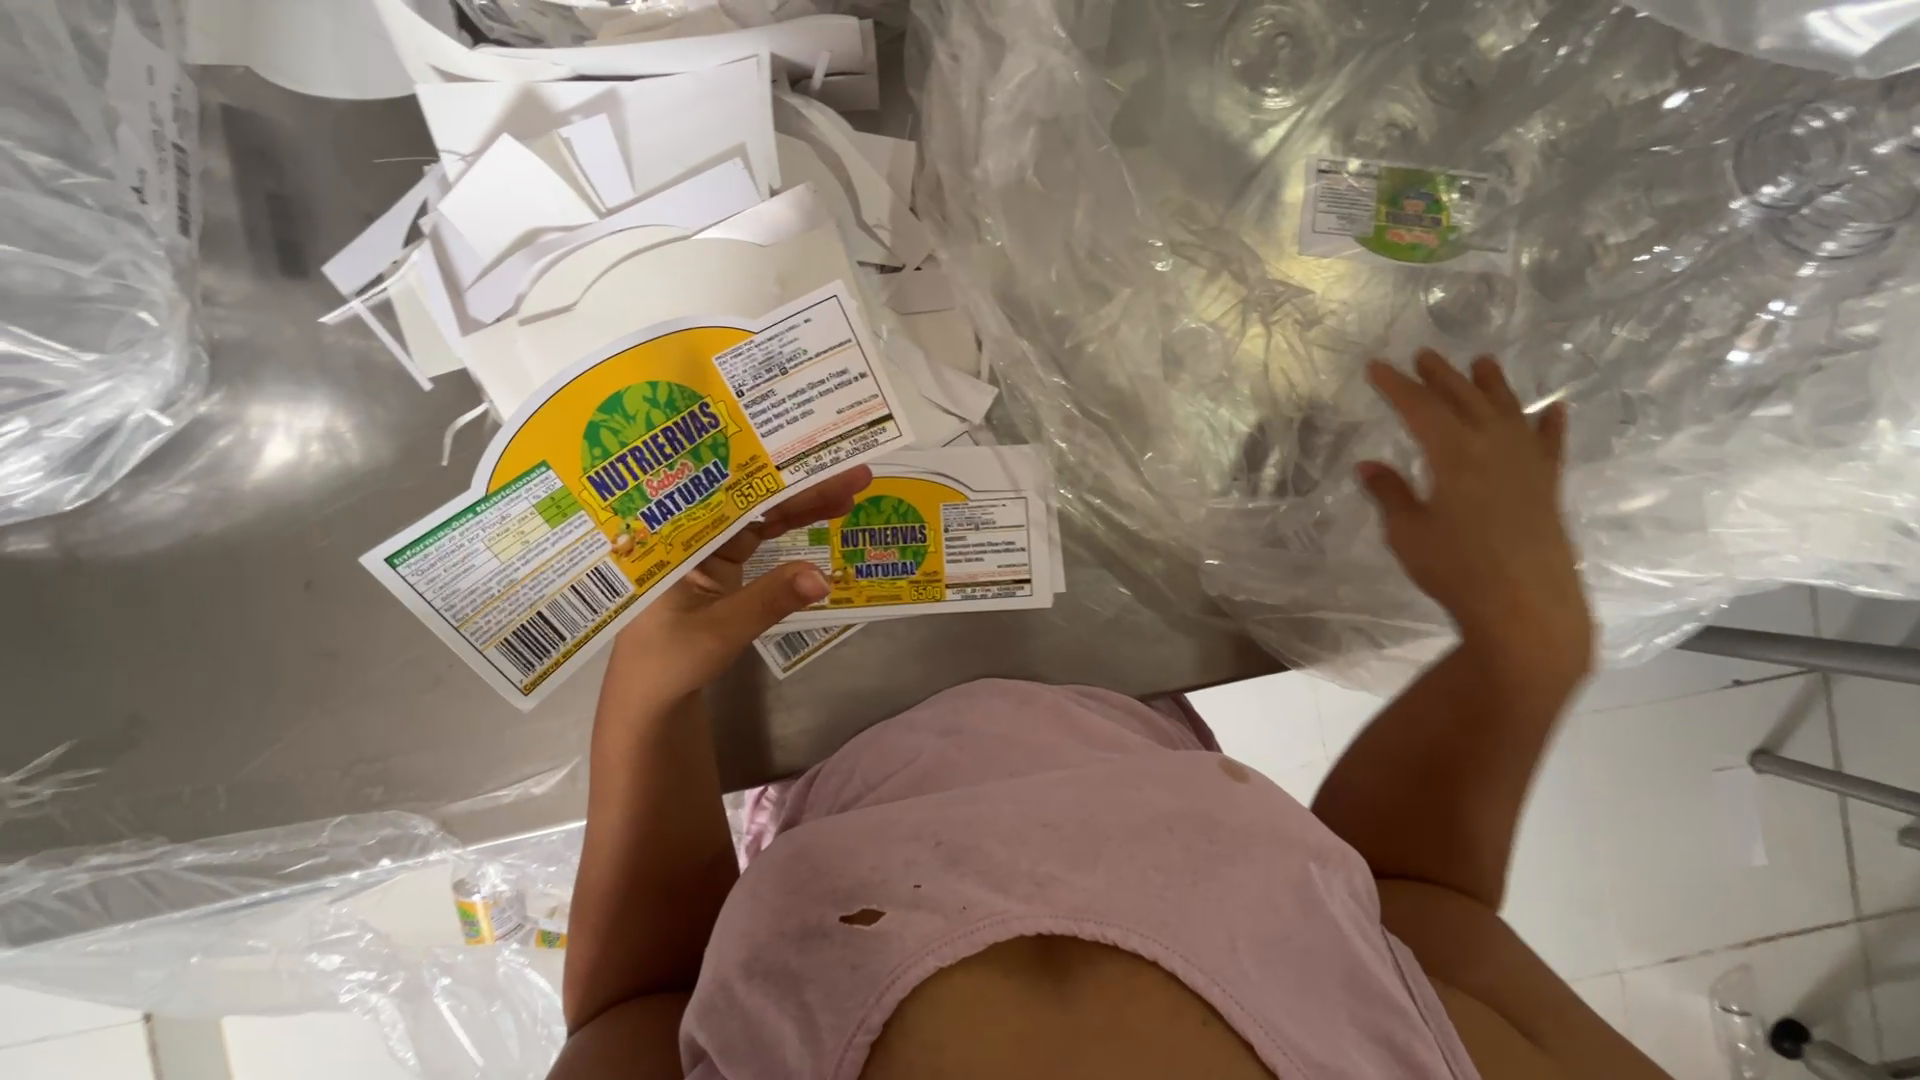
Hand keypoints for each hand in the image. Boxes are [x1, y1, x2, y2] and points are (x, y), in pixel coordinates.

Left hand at [606, 466, 871, 706]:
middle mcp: (688, 530)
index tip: (811, 454)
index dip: (772, 471)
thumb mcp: (719, 631)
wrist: (650, 697)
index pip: (726, 490)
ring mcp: (708, 546)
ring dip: (800, 502)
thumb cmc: (667, 662)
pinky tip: (822, 516)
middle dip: (798, 482)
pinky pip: (760, 535)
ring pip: (758, 513)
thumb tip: (824, 577)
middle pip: (747, 496)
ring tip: (848, 489)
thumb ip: (769, 600)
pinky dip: (790, 527)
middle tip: (852, 470)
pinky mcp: (722, 563)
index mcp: (673, 534)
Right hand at [1359, 350, 1592, 672]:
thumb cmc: (1456, 569)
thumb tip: (1369, 466)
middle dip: (1441, 376)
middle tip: (1424, 355)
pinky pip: (1550, 444)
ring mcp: (1527, 463)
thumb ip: (1390, 494)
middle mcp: (1494, 446)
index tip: (1377, 367)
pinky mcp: (1548, 485)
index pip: (1420, 407)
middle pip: (1465, 399)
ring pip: (1508, 410)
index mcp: (1454, 452)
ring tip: (1483, 361)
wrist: (1526, 606)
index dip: (1396, 386)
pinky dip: (1550, 425)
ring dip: (1492, 385)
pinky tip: (1552, 411)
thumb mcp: (1407, 532)